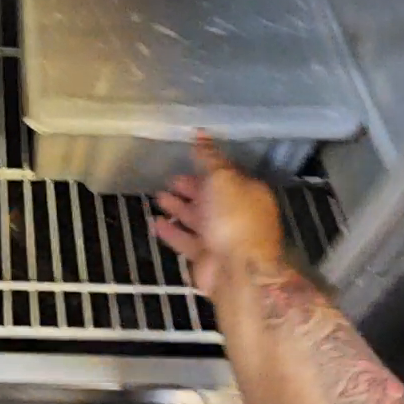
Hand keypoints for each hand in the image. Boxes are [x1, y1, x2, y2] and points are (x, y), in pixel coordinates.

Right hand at [152, 135, 287, 297]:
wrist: (238, 271)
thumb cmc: (234, 219)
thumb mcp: (222, 179)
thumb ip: (209, 158)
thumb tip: (200, 132)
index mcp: (248, 193)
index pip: (226, 176)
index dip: (206, 167)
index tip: (185, 160)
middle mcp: (238, 215)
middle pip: (211, 198)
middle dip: (190, 188)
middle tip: (169, 180)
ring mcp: (222, 238)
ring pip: (197, 219)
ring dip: (178, 208)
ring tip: (158, 197)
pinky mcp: (206, 258)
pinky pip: (186, 240)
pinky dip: (172, 231)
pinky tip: (155, 222)